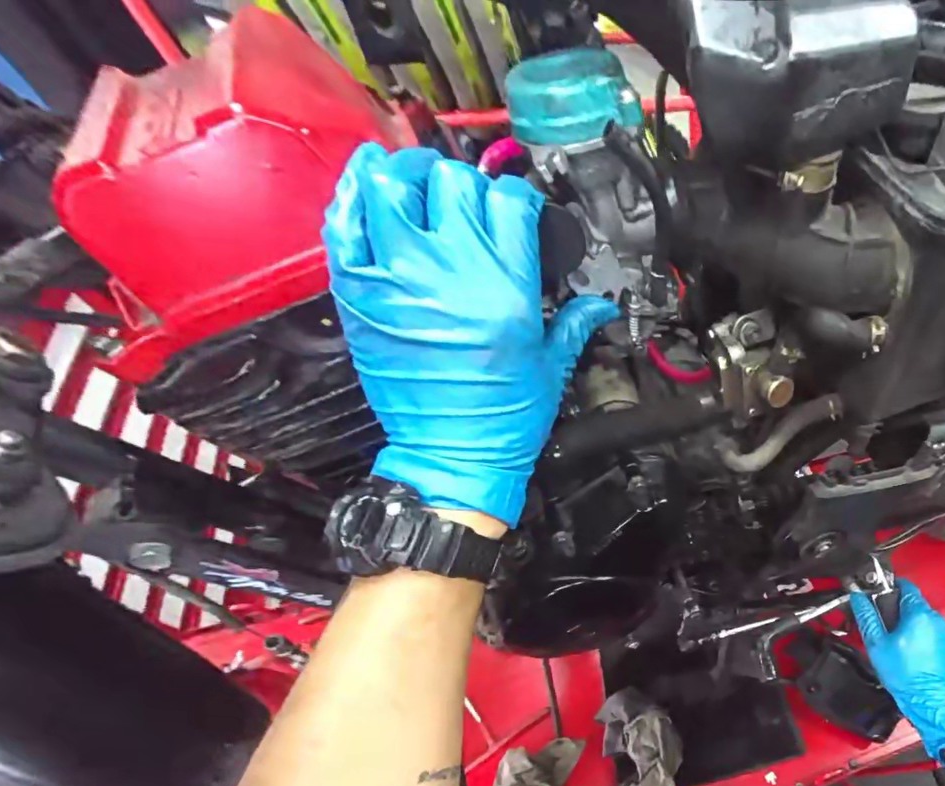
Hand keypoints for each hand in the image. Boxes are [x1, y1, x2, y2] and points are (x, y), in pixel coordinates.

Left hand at [322, 143, 620, 526]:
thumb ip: (575, 323)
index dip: (518, 195)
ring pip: (388, 184)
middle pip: (451, 182)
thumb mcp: (553, 367)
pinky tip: (372, 185)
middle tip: (473, 198)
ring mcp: (397, 278)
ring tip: (422, 182)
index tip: (520, 204)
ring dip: (408, 174)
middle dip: (467, 182)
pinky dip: (355, 193)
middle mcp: (450, 275)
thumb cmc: (506, 416)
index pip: (508, 204)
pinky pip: (343, 219)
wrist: (454, 452)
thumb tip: (601, 304)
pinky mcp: (357, 290)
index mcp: (507, 294)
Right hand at [850, 580, 944, 762]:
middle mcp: (936, 618)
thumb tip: (858, 598)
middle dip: (900, 610)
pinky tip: (914, 651)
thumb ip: (867, 617)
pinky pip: (935, 631)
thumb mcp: (877, 644)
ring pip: (925, 617)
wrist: (928, 699)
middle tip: (886, 625)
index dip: (891, 588)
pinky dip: (925, 636)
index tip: (882, 595)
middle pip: (915, 602)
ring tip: (900, 642)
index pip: (906, 586)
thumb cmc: (904, 675)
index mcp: (918, 614)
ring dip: (913, 624)